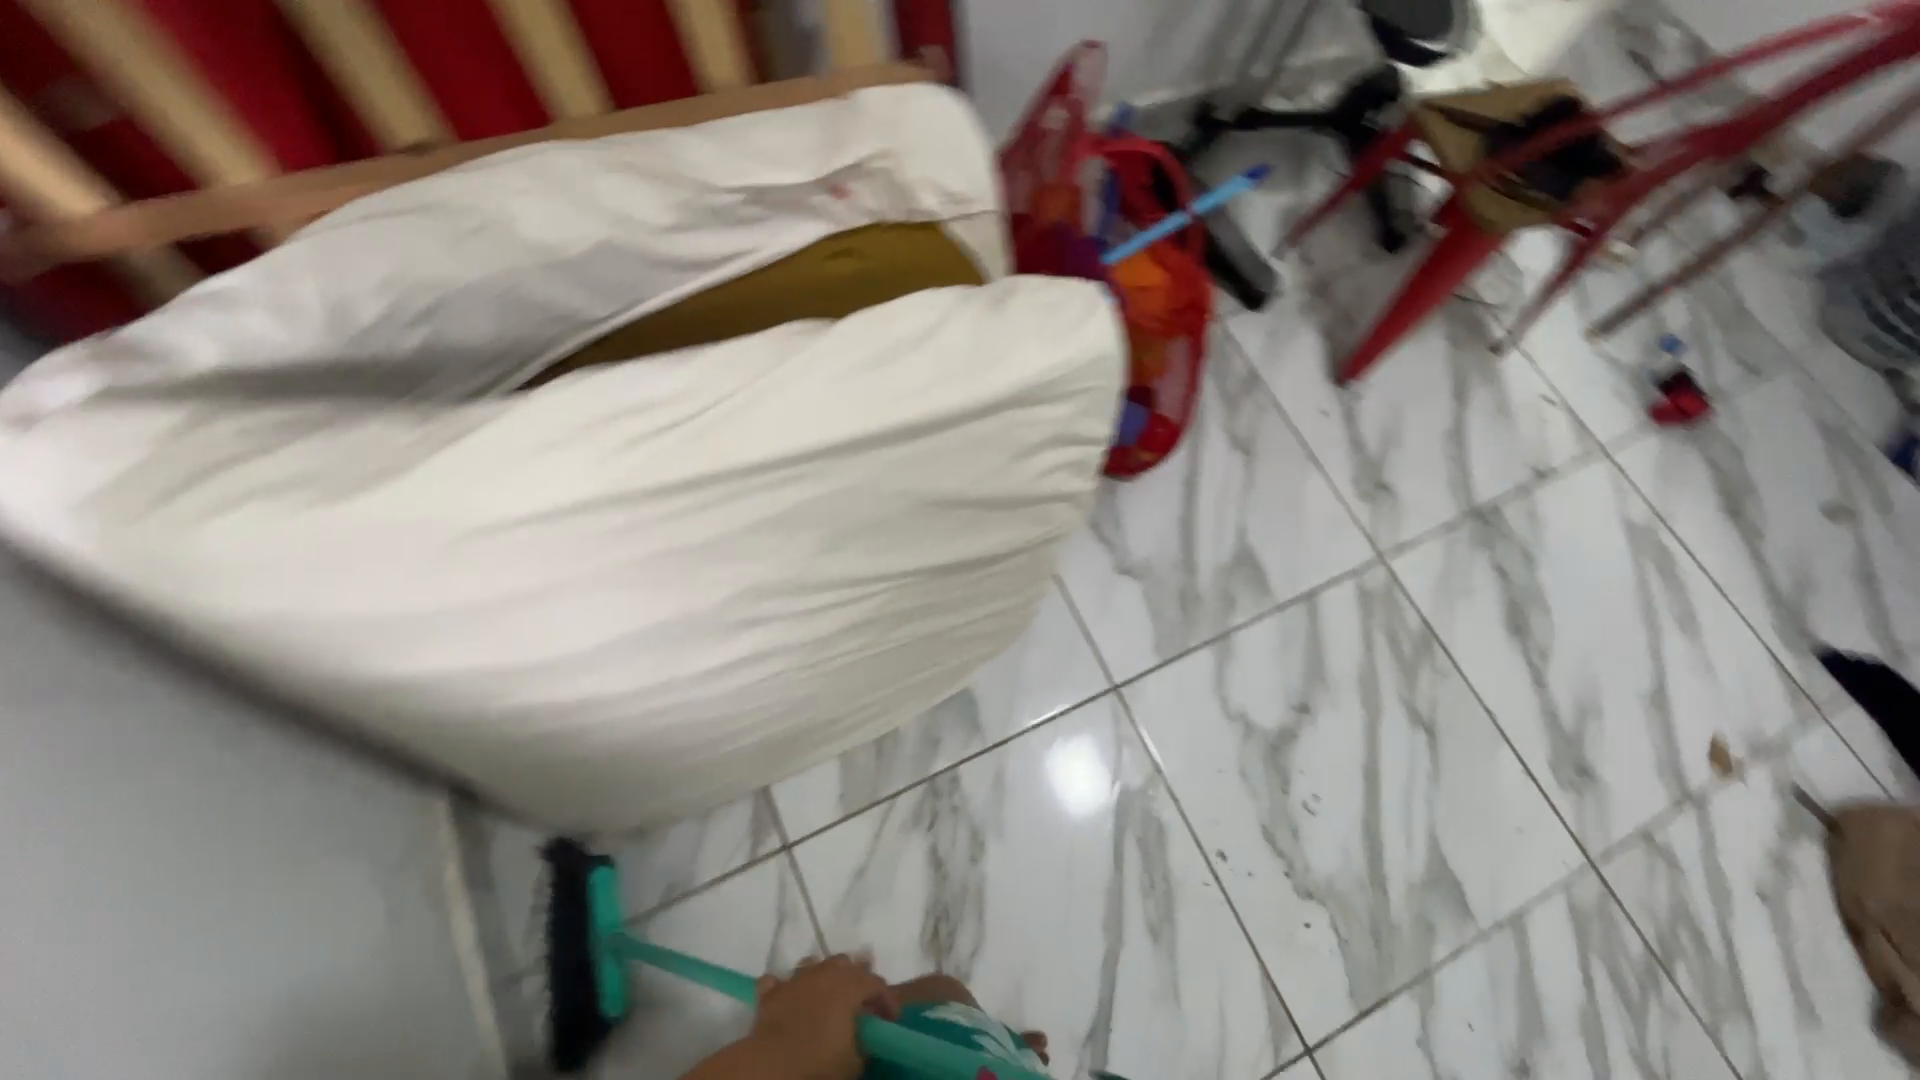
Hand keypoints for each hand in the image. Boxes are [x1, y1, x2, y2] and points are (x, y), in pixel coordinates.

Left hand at [751, 954, 898, 1079]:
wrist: (773, 1063)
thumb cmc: (820, 1060)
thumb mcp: (854, 1062)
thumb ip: (864, 1046)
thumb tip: (862, 1042)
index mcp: (849, 986)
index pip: (877, 983)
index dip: (887, 1000)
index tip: (889, 1020)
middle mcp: (824, 973)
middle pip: (846, 963)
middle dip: (855, 978)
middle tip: (859, 1002)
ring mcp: (795, 979)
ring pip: (813, 963)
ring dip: (821, 976)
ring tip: (825, 995)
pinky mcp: (771, 992)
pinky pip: (777, 980)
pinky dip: (784, 987)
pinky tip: (788, 999)